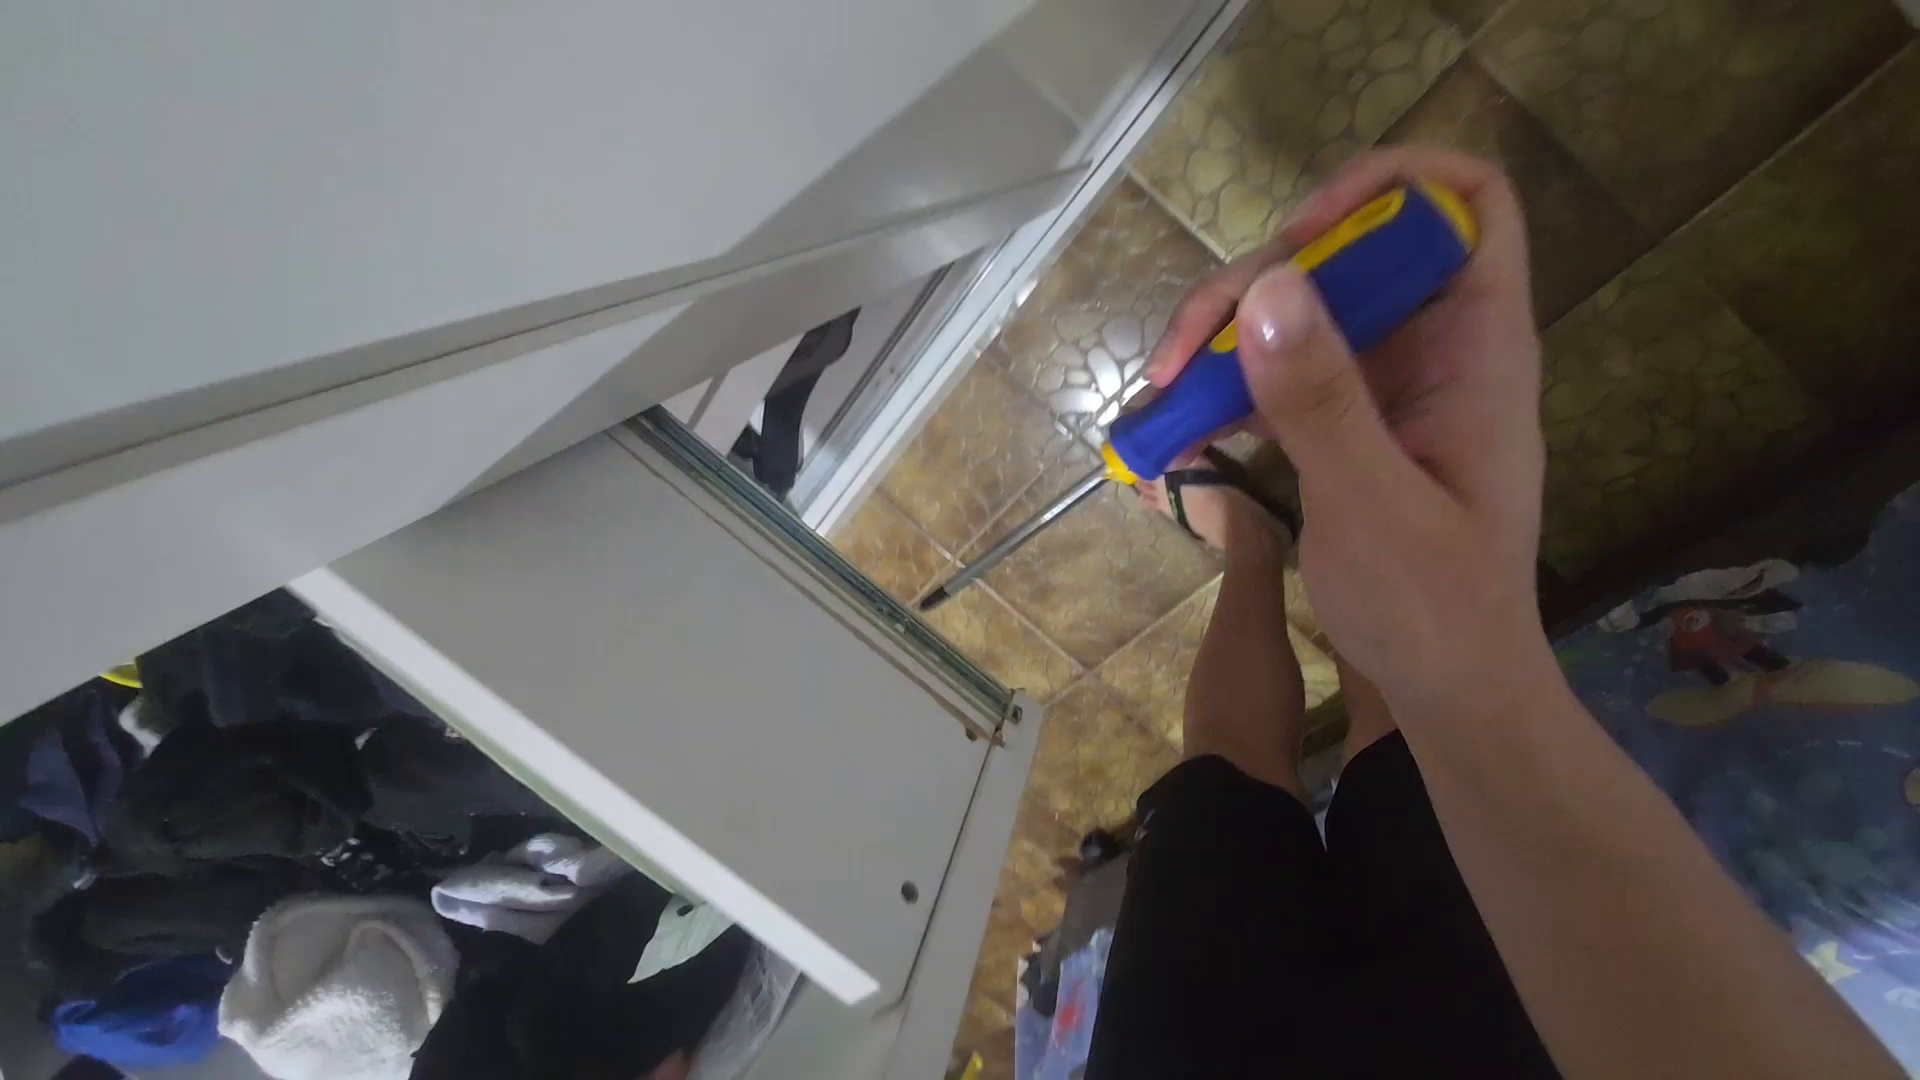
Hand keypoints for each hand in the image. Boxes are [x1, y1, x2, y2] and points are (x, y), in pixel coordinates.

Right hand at [1148, 147, 1548, 710]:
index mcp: (1474, 349)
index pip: (1465, 204)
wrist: (1445, 684)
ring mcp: (1377, 388)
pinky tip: (1171, 431)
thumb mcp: (1373, 504)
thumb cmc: (1432, 606)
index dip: (1384, 187)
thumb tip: (1267, 287)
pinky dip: (1219, 394)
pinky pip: (1273, 379)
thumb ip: (1323, 400)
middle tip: (1175, 354)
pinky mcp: (1338, 425)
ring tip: (1157, 395)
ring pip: (1293, 318)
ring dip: (1218, 343)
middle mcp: (1427, 351)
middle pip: (1341, 259)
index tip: (1292, 236)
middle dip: (1249, 287)